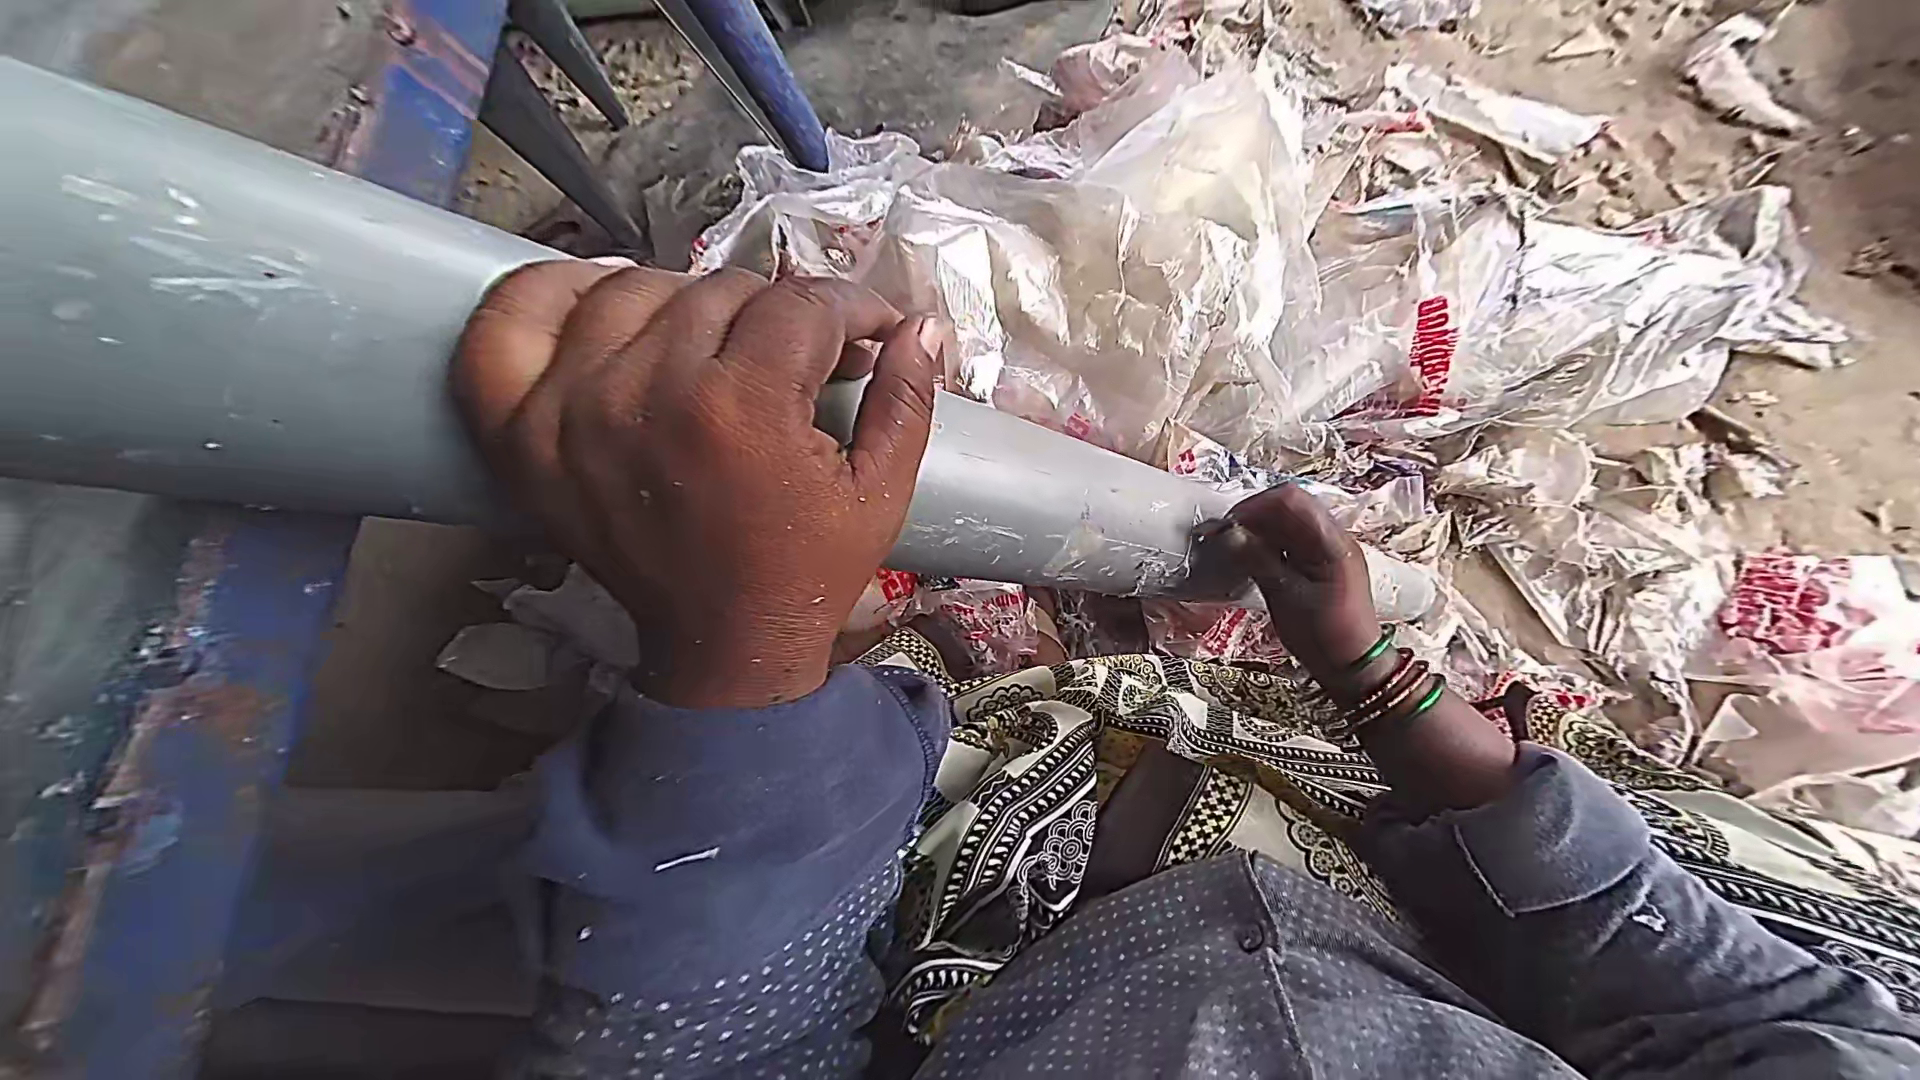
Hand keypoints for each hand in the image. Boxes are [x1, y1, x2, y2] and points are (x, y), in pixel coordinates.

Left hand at [452, 261, 941, 707]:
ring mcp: (570, 407)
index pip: (802, 305)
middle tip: (809, 356)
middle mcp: (647, 393)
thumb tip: (923, 328)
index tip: (869, 329)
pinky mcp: (524, 431)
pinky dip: (556, 292)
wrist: (726, 643)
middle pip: (724, 291)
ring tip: (732, 347)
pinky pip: (513, 317)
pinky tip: (611, 305)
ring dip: (698, 304)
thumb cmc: (810, 572)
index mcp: (743, 411)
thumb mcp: (881, 493)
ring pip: (637, 288)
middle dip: (785, 315)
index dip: (851, 308)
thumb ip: (906, 401)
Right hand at [1213, 483, 1382, 690]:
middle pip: (1287, 506)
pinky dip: (1266, 542)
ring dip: (1257, 529)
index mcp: (1330, 541)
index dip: (1255, 506)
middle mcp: (1331, 538)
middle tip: (1224, 536)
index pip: (1290, 499)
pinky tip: (1249, 556)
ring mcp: (1326, 549)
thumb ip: (1258, 559)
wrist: (1354, 665)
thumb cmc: (1324, 634)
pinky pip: (1288, 540)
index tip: (1228, 525)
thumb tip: (1229, 532)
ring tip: (1232, 547)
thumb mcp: (1286, 596)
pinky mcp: (1318, 562)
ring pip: (1285, 522)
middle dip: (1252, 516)